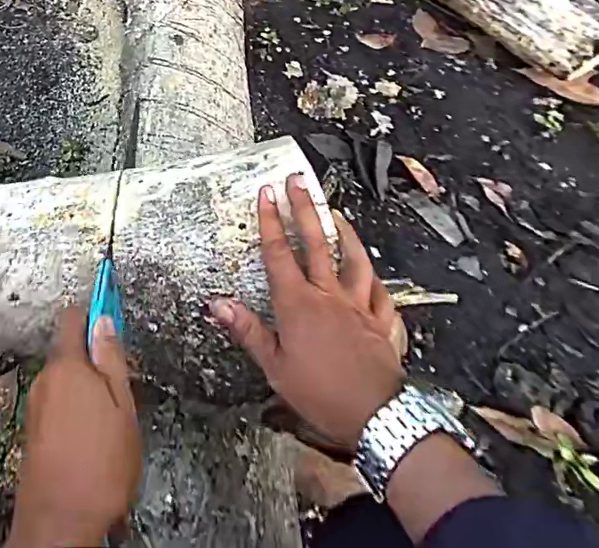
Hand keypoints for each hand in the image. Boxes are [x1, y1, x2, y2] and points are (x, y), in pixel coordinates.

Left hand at [7, 302, 141, 546]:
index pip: (73, 317)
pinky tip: (91, 442)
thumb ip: (112, 359)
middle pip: (70, 352)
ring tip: (110, 423)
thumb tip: (104, 321)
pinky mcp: (33, 432)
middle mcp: (45, 380)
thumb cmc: (98, 467)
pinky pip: (57, 407)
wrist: (59, 525)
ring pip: (65, 382)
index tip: (110, 312)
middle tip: (121, 387)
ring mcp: (35, 406)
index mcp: (67, 366)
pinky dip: (74, 414)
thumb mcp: (122, 407)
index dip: (93, 311)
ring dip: (85, 391)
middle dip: (94, 362)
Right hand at [209, 175, 405, 450]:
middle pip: (315, 242)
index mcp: (298, 303)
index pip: (278, 252)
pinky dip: (373, 275)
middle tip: (298, 181)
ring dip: (343, 231)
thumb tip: (217, 304)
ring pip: (352, 258)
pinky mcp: (381, 320)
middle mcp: (328, 295)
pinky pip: (378, 290)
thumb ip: (247, 331)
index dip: (270, 220)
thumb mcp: (275, 367)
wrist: (376, 417)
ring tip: (336, 211)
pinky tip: (370, 268)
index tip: (266, 193)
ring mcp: (357, 305)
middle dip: (304, 208)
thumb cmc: (321, 393)